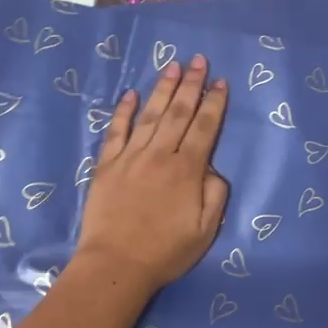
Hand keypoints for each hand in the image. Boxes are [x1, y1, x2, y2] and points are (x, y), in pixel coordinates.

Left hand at [73, 56, 230, 295]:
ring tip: (172, 66)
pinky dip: (123, 111)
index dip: (214, 103)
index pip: (204, 127)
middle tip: (198, 60)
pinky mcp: (106, 165)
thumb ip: (215, 193)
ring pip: (151, 115)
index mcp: (187, 170)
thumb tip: (211, 168)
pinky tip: (131, 94)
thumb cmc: (165, 252)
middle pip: (179, 112)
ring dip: (162, 89)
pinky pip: (116, 131)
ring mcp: (131, 157)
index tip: (221, 81)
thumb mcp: (205, 230)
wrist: (115, 268)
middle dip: (191, 84)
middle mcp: (160, 155)